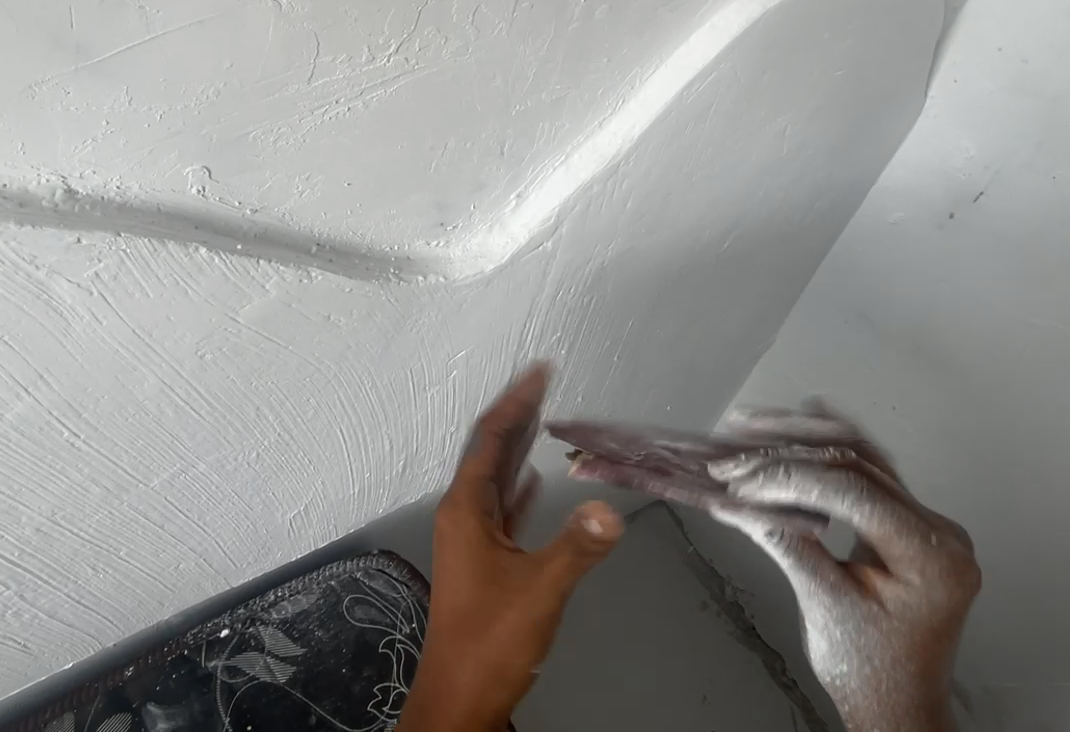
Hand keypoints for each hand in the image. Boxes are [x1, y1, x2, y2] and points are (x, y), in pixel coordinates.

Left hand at [396, 363, 624, 731]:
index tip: (540, 372)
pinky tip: (536, 479)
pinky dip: (520, 485)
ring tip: (542, 414)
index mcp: (467, 508)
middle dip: (517, 413)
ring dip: (518, 445)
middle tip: (544, 381)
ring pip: (497, 476)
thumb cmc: (490, 642)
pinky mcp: (484, 558)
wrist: (460, 698)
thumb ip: (576, 547)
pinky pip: (503, 506)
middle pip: (490, 449)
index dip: (515, 401)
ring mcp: (472, 537)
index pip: (490, 438)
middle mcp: (464, 513)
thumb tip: (609, 507)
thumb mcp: (539, 591)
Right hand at [562, 403, 978, 731]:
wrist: (897, 706)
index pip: (847, 488)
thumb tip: (737, 497)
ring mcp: (925, 523)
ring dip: (801, 437)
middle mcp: (938, 530)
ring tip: (753, 425)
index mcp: (931, 555)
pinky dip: (824, 450)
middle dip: (786, 448)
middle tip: (736, 445)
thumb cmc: (872, 673)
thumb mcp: (821, 602)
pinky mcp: (904, 521)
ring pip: (860, 454)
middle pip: (855, 460)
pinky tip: (798, 427)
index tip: (737, 477)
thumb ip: (782, 537)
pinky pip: (865, 470)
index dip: (784, 475)